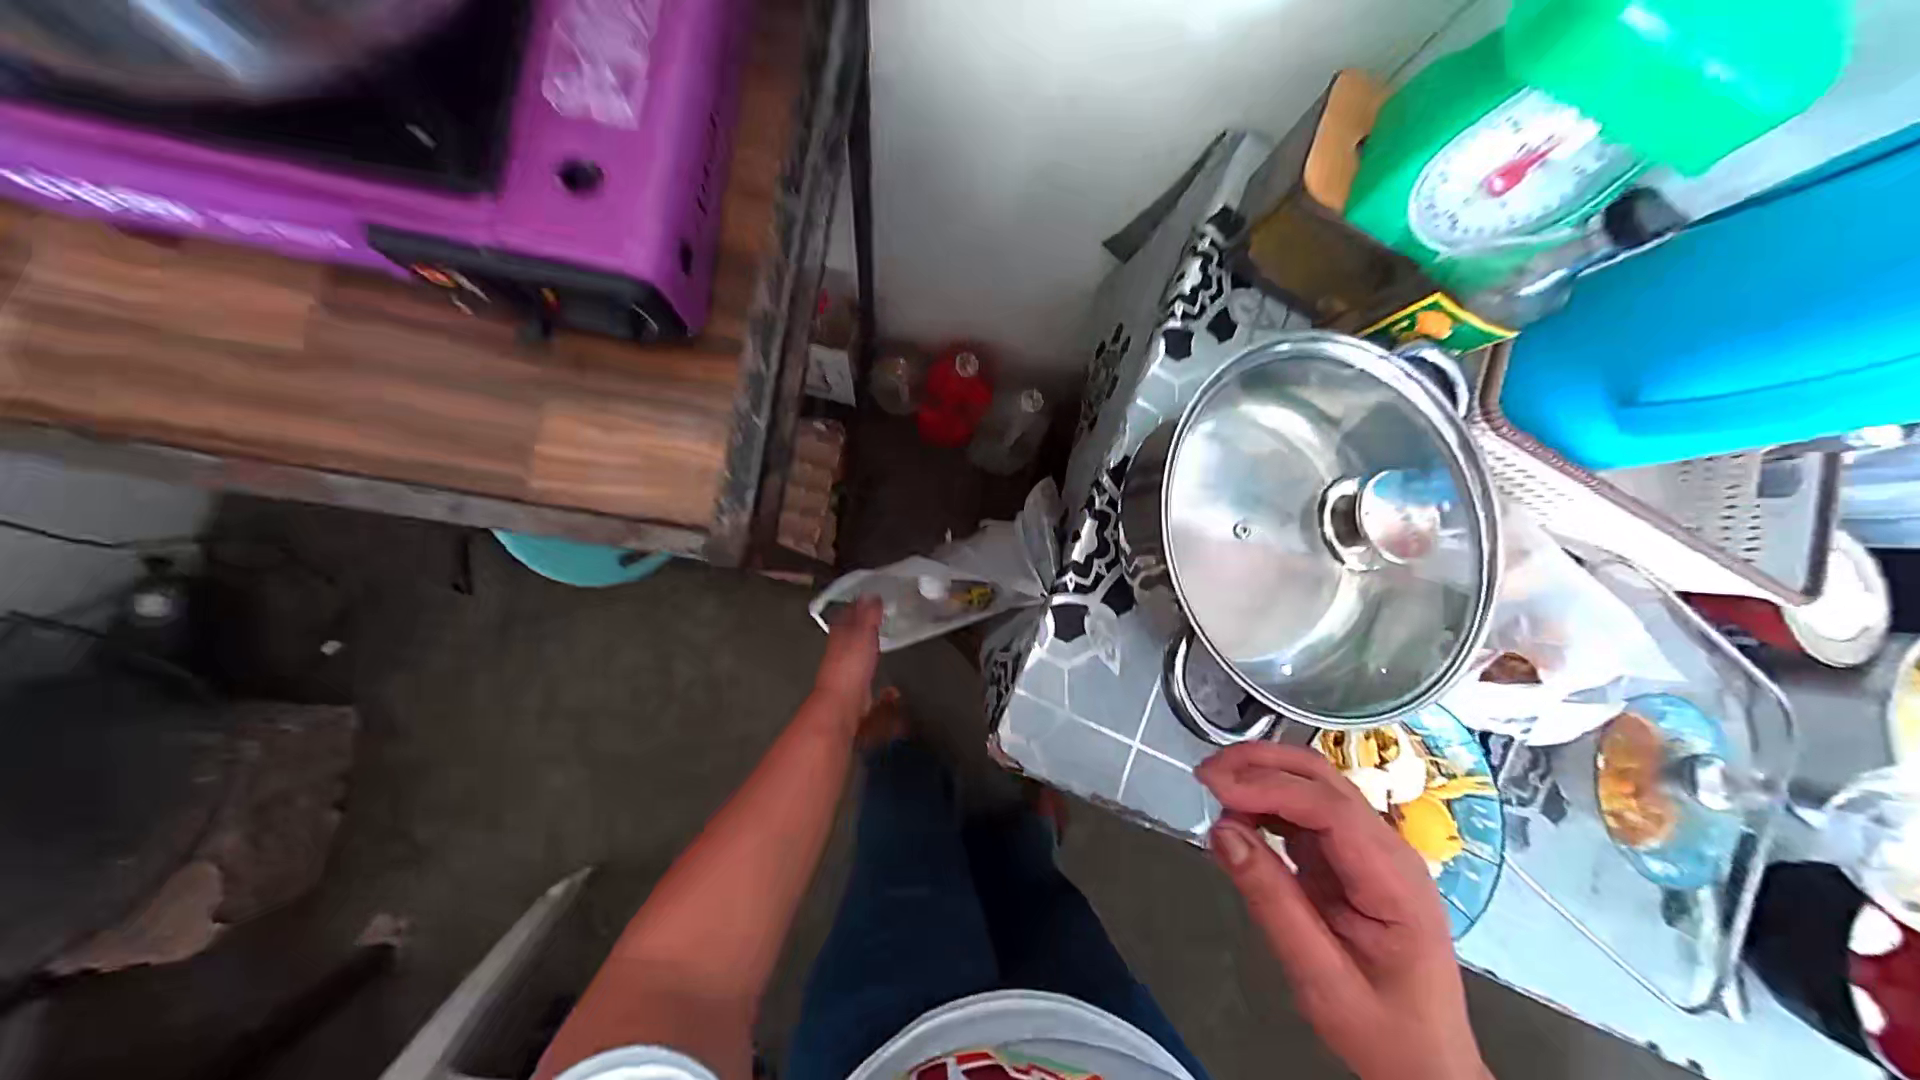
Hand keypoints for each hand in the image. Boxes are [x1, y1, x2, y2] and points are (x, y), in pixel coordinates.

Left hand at [810, 596, 882, 720]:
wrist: (843, 702)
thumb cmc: (851, 664)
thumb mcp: (863, 633)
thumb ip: (868, 614)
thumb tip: (872, 593)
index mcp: (840, 631)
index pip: (846, 612)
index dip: (856, 604)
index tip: (867, 596)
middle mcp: (839, 646)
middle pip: (848, 628)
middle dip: (858, 621)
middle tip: (873, 612)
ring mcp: (844, 664)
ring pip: (853, 645)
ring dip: (862, 639)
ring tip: (875, 632)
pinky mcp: (852, 681)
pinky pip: (860, 662)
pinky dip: (866, 656)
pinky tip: (873, 658)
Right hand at [1196, 742, 1490, 1079]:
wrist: (1425, 1066)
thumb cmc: (1382, 1032)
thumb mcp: (1321, 979)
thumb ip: (1271, 901)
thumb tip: (1221, 832)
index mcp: (1394, 879)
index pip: (1329, 808)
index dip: (1268, 787)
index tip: (1213, 786)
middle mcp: (1387, 850)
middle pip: (1322, 780)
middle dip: (1260, 764)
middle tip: (1205, 773)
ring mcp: (1369, 850)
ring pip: (1312, 785)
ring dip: (1261, 776)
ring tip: (1213, 788)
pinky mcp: (1347, 857)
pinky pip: (1303, 812)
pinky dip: (1265, 802)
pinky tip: (1237, 814)